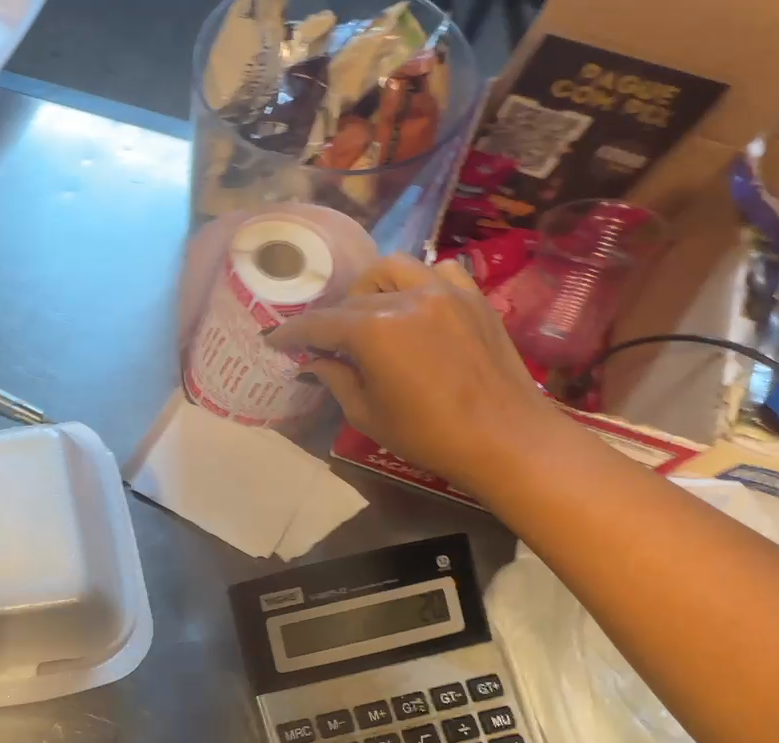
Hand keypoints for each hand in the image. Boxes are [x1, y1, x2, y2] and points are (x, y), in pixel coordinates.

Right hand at [266, 254, 560, 487]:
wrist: (504, 437)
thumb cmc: (427, 435)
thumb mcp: (366, 414)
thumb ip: (336, 378)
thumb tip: (313, 362)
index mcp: (374, 330)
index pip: (318, 324)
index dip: (291, 333)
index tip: (274, 340)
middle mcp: (406, 299)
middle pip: (352, 300)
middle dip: (331, 320)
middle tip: (325, 344)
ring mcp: (445, 292)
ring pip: (393, 268)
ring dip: (371, 288)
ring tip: (369, 315)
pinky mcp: (473, 298)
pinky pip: (437, 273)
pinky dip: (418, 284)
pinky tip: (416, 310)